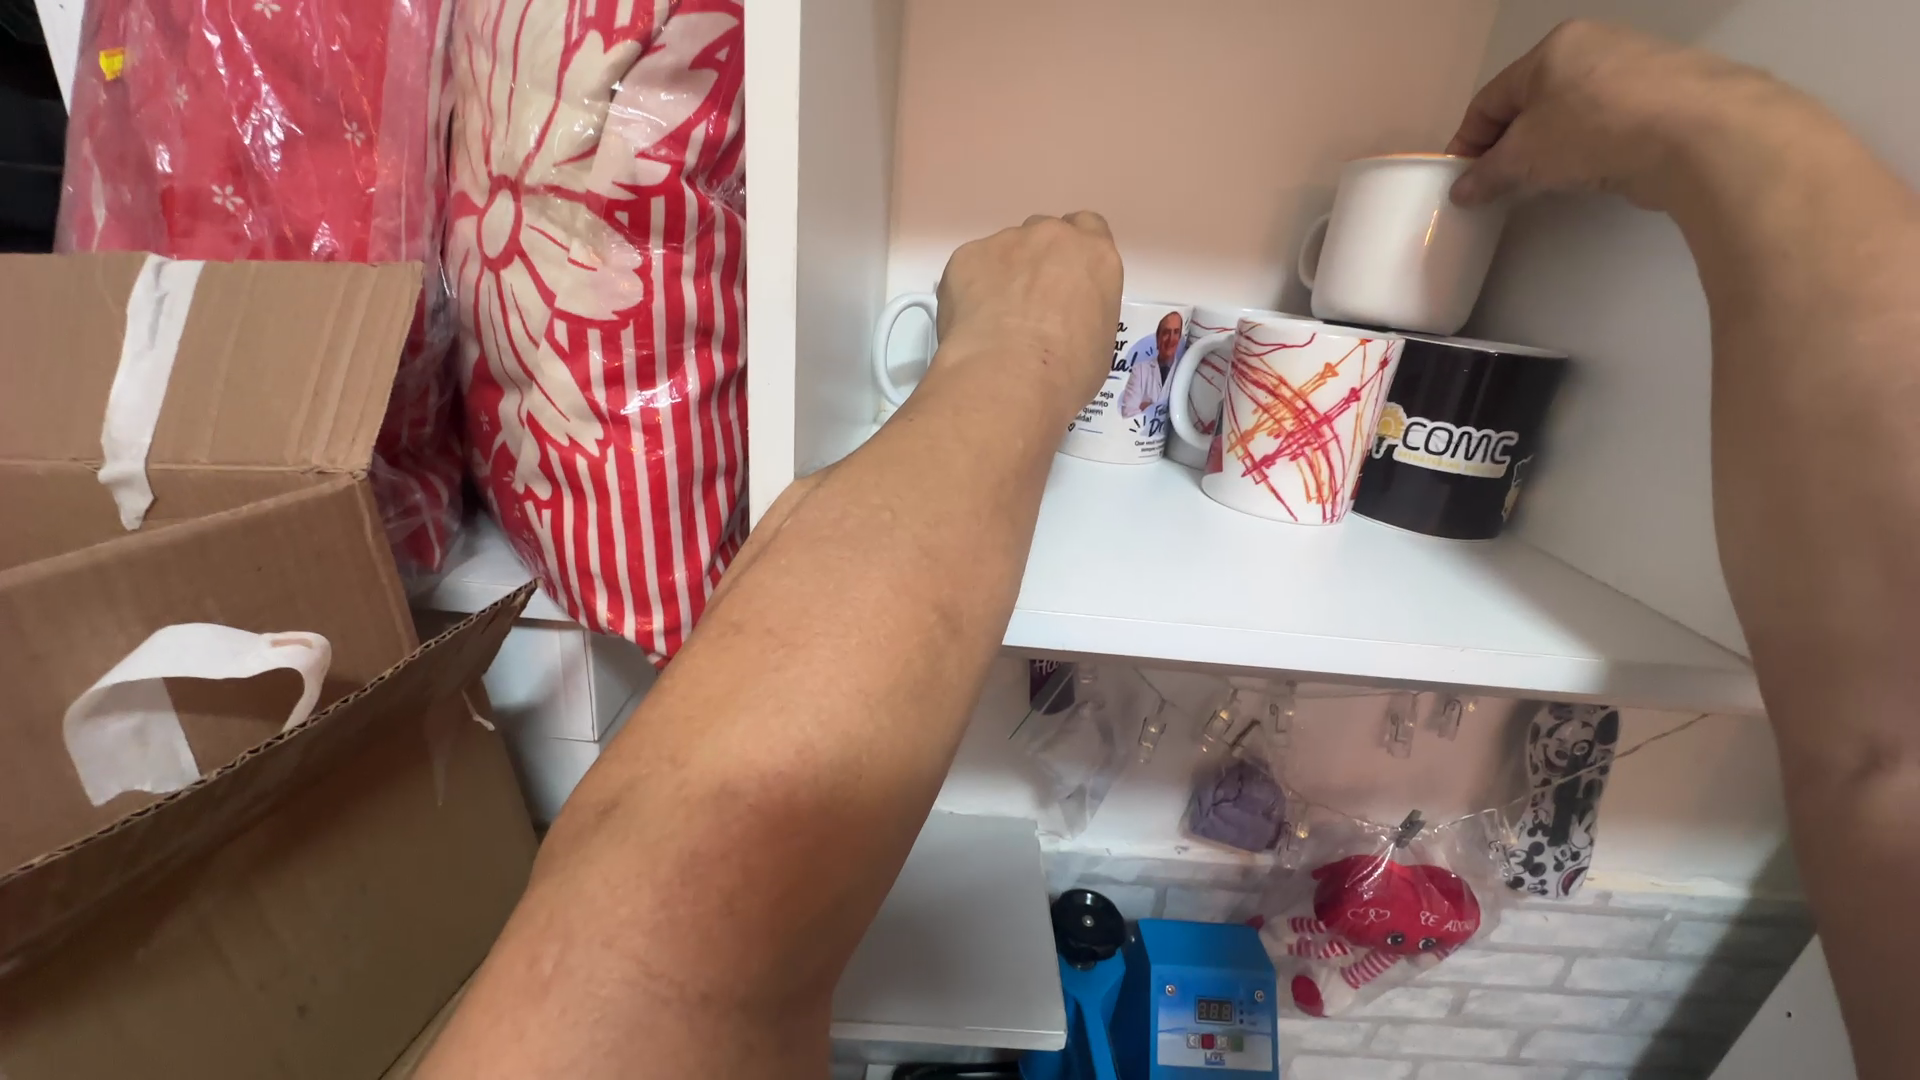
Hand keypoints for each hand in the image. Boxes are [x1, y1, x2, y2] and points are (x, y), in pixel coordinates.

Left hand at [932, 211, 1123, 414]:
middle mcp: (1053, 237)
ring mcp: (1006, 242)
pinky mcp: (966, 257)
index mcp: (1095, 257)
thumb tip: (1064, 323)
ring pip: (1004, 251)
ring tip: (993, 323)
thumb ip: (1085, 314)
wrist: (1007, 379)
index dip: (1073, 257)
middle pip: (1045, 236)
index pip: (1088, 230)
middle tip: (1028, 307)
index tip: (1064, 284)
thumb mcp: (1099, 346)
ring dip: (1002, 277)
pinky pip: (970, 268)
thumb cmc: (1066, 373)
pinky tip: (970, 326)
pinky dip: (969, 290)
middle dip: (1037, 263)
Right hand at [1446, 20, 1801, 210]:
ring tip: (1536, 183)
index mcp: (1551, 49)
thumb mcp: (1520, 156)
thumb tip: (1462, 191)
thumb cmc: (1590, 130)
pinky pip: (1602, 122)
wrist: (1696, 133)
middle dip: (1505, 147)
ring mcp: (1633, 66)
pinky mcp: (1663, 92)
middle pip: (1528, 104)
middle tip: (1493, 185)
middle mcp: (1593, 46)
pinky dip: (1581, 148)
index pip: (1488, 101)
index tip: (1458, 180)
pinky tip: (1581, 172)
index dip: (1465, 144)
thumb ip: (1484, 174)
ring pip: (1566, 113)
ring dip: (1542, 150)